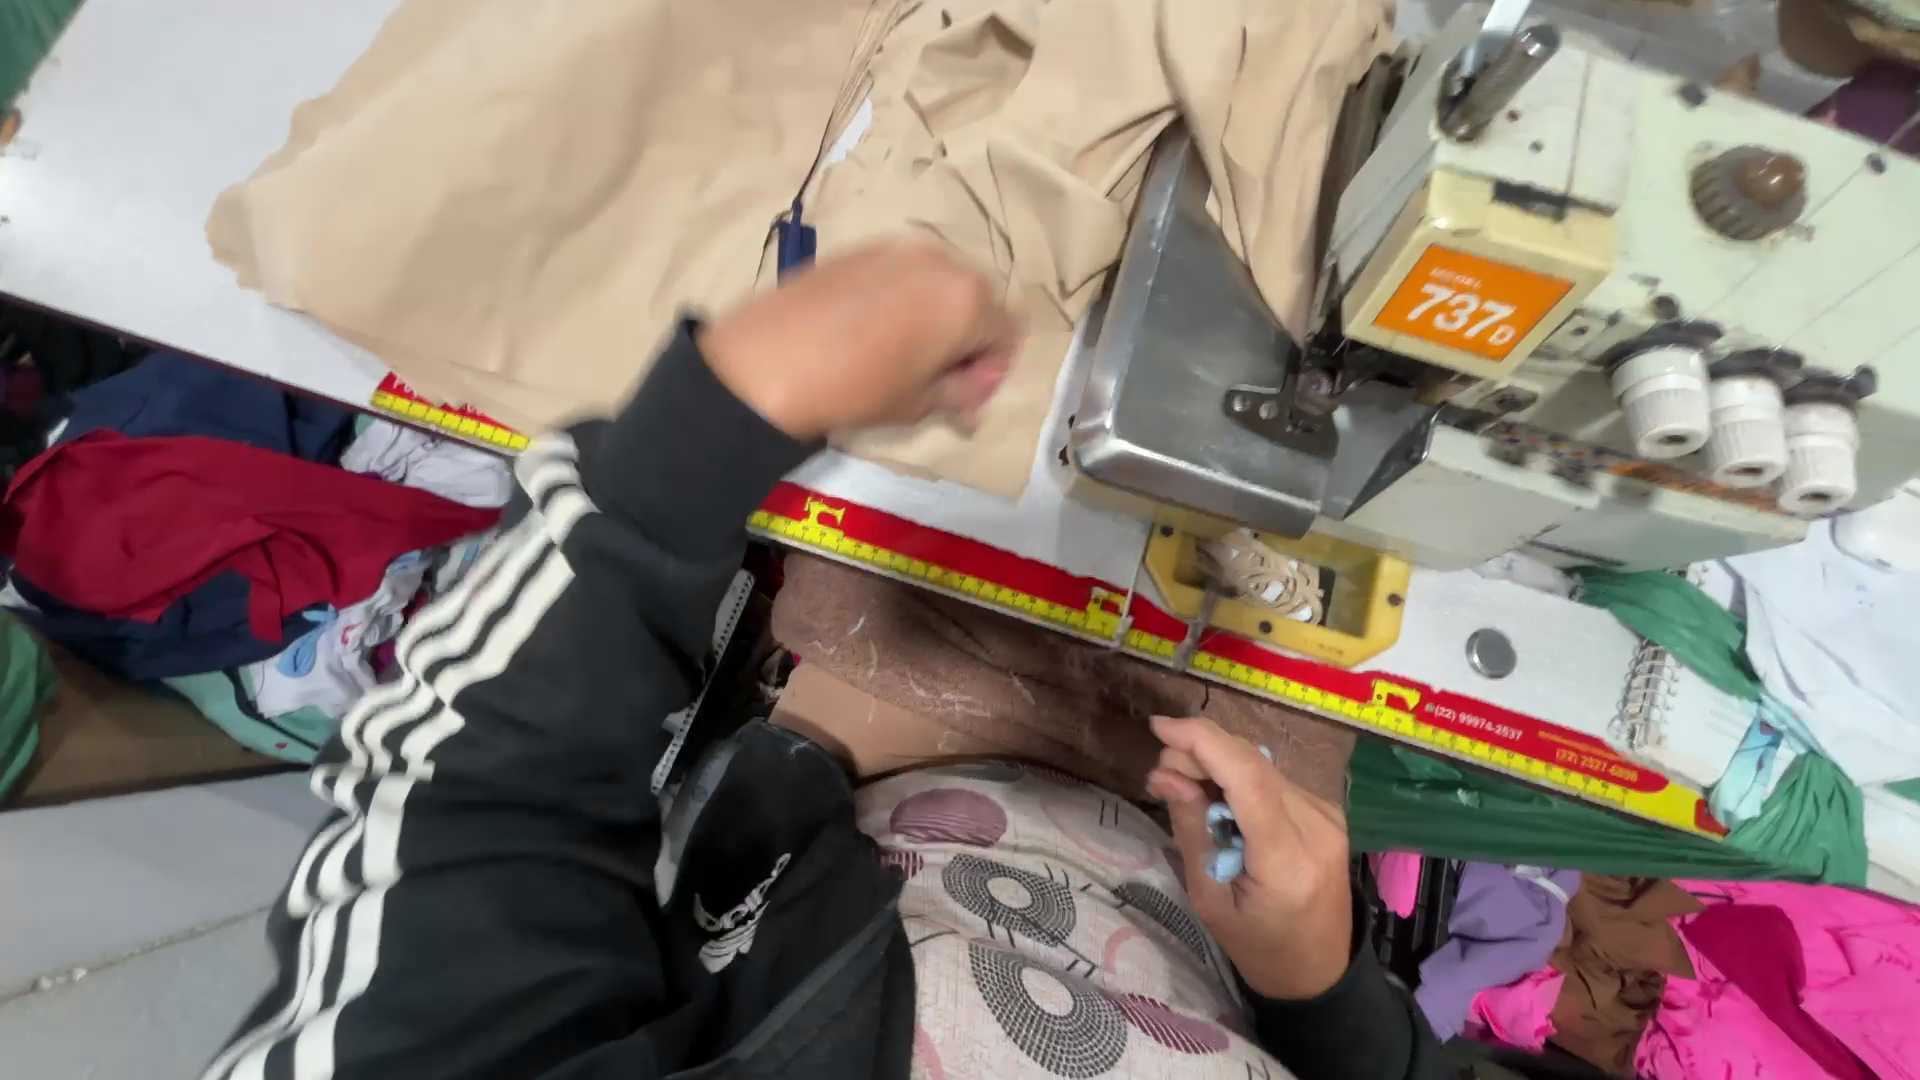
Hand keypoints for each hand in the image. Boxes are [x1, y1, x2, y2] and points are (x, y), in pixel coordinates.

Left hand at [698, 239, 1020, 439]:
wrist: (770, 360)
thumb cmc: (858, 388)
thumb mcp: (919, 403)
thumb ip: (960, 396)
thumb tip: (972, 397)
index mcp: (968, 300)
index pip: (1008, 334)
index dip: (992, 370)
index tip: (963, 395)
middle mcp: (942, 261)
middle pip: (977, 302)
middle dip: (968, 340)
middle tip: (936, 376)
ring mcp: (899, 247)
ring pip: (940, 284)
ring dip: (937, 318)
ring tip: (903, 353)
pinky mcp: (862, 247)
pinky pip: (903, 273)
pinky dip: (904, 300)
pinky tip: (872, 329)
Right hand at [1144, 715, 1353, 1000]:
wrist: (1320, 973)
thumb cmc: (1258, 946)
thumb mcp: (1209, 900)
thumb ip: (1191, 831)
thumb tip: (1164, 773)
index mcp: (1288, 859)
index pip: (1247, 778)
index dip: (1201, 741)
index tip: (1158, 727)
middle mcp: (1316, 826)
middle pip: (1249, 761)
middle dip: (1197, 750)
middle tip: (1161, 775)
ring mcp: (1327, 814)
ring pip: (1257, 762)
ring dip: (1213, 761)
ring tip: (1184, 788)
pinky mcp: (1325, 809)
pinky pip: (1269, 775)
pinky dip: (1234, 774)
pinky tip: (1217, 798)